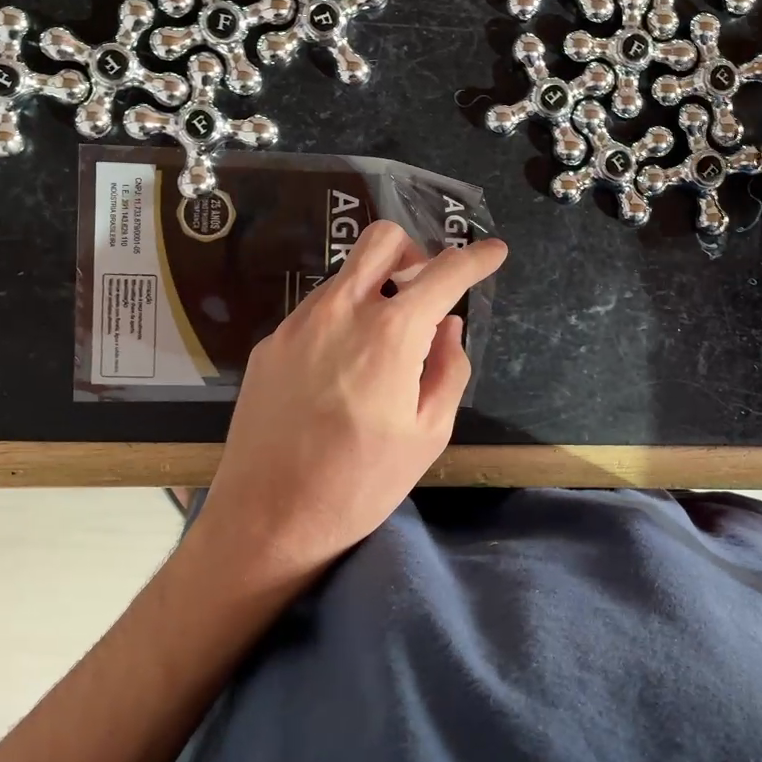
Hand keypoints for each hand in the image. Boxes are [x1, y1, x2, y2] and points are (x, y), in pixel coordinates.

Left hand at [193, 220, 507, 583]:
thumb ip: (450, 368)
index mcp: (389, 334)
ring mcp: (298, 324)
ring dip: (377, 289)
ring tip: (384, 346)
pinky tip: (343, 371)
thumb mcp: (429, 433)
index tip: (494, 251)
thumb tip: (447, 327)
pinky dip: (345, 318)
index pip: (444, 273)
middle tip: (425, 294)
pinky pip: (318, 309)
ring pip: (347, 273)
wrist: (266, 521)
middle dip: (415, 252)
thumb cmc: (361, 483)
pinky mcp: (270, 344)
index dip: (476, 258)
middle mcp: (340, 311)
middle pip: (382, 240)